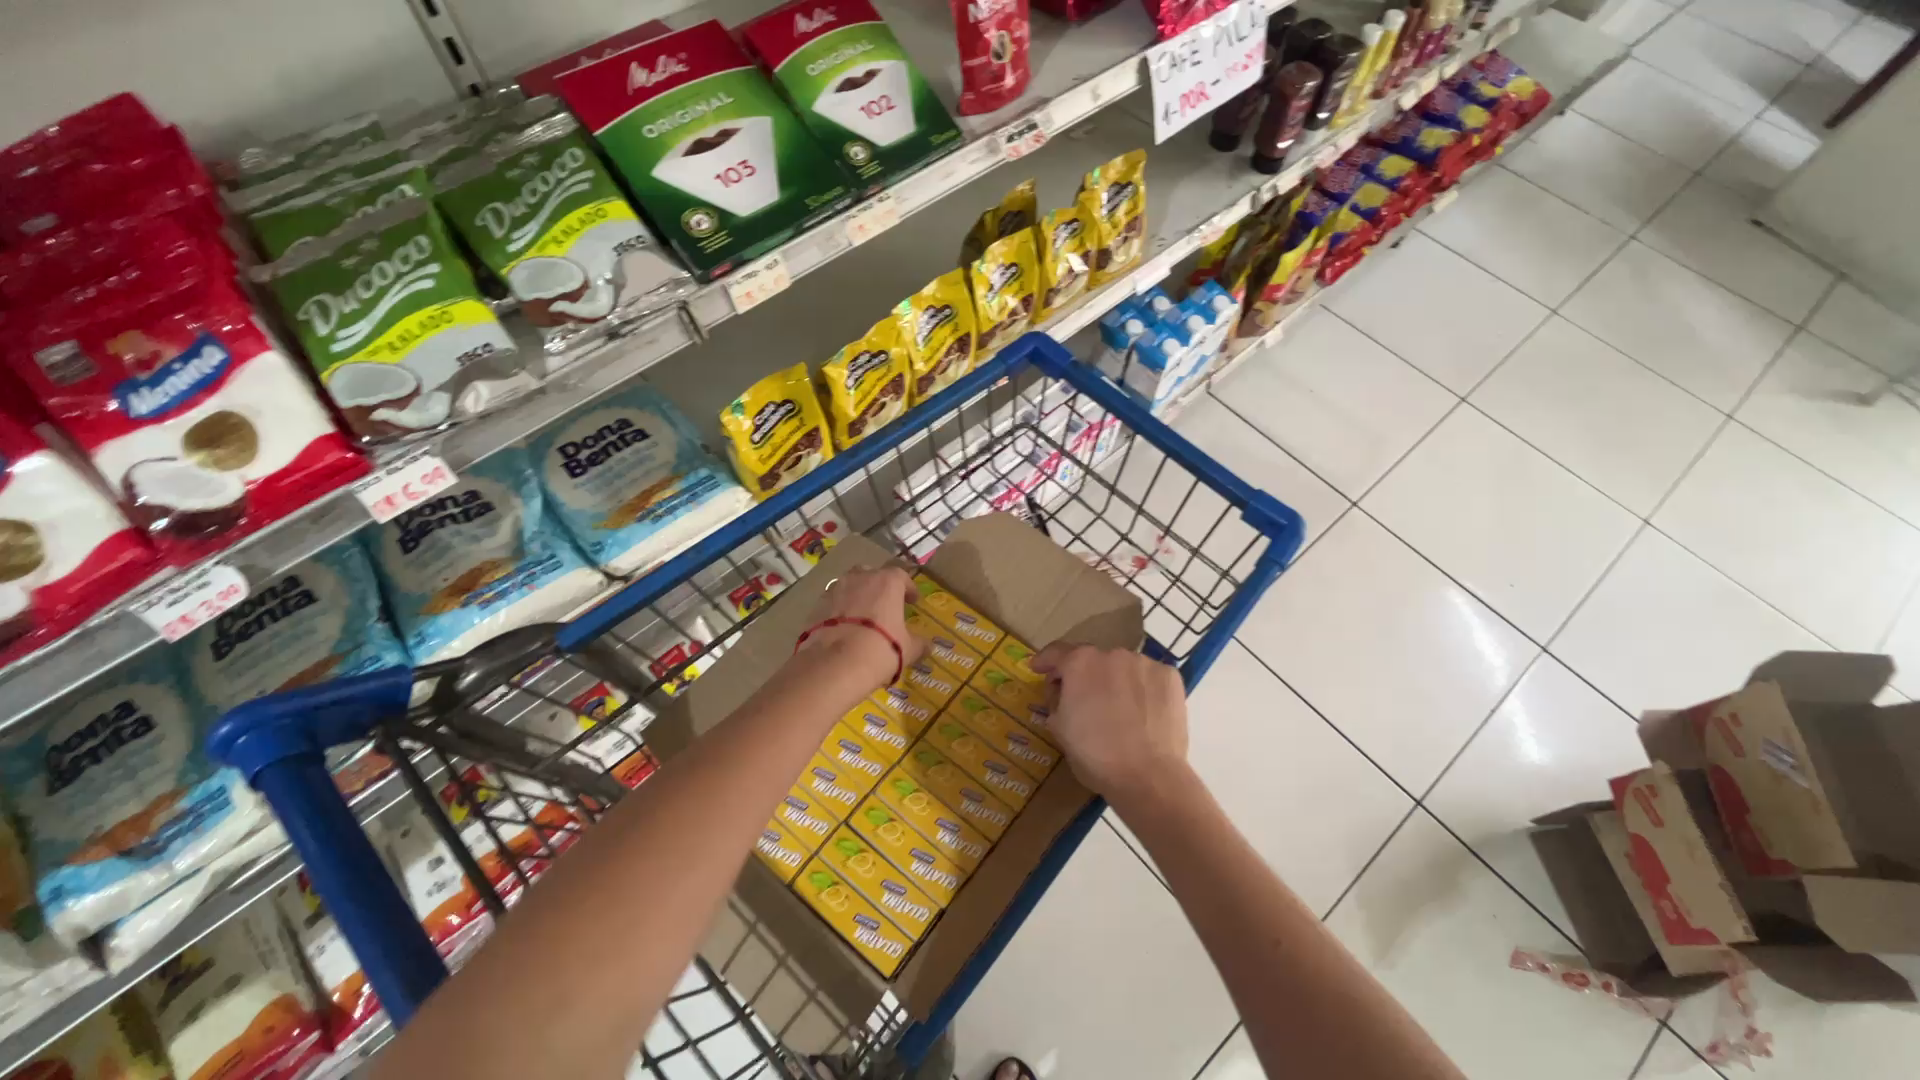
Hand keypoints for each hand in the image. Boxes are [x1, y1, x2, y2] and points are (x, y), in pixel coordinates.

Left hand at [794, 565, 922, 691]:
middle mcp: (861, 578)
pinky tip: (844, 628)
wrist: (835, 664)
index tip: (913, 601)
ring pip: (849, 585)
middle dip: (879, 586)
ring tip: (862, 616)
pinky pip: (833, 603)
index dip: (909, 588)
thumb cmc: (881, 649)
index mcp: (887, 582)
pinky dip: (839, 611)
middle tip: (885, 605)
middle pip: (872, 574)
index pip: (901, 576)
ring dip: (857, 596)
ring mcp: (835, 589)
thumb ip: (919, 644)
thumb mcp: (907, 650)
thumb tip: (927, 646)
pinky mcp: (816, 605)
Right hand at [1032, 644, 1189, 806]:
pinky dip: (1142, 690)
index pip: (1056, 653)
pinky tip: (1143, 713)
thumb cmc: (1095, 755)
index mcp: (1080, 663)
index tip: (1039, 669)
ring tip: (1118, 710)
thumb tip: (1062, 691)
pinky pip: (1149, 679)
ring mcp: (1145, 663)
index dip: (1045, 662)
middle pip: (1092, 661)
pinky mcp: (1170, 677)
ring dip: (1116, 682)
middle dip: (1084, 677)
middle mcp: (1113, 654)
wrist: (1148, 776)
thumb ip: (1056, 700)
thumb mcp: (1058, 728)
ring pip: (1123, 668)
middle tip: (1082, 700)